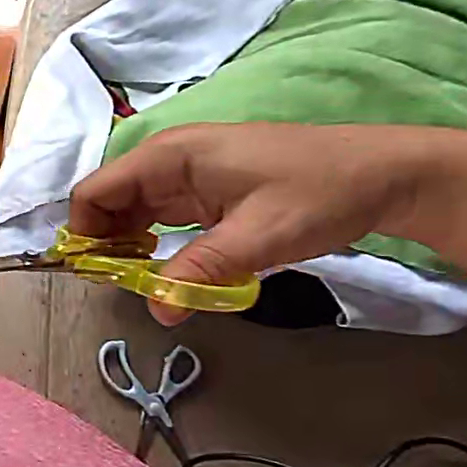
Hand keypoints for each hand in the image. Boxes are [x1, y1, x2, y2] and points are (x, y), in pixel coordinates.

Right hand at [70, 123, 456, 324]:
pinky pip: (157, 215)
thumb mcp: (257, 237)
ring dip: (123, 244)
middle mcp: (169, 159)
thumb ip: (200, 272)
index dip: (83, 231)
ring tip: (134, 281)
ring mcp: (186, 173)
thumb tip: (157, 310)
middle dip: (101, 242)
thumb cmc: (318, 194)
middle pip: (108, 200)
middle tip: (115, 285)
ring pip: (130, 209)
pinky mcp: (204, 189)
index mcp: (170, 156)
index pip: (96, 190)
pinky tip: (159, 266)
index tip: (90, 274)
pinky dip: (148, 241)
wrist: (383, 175)